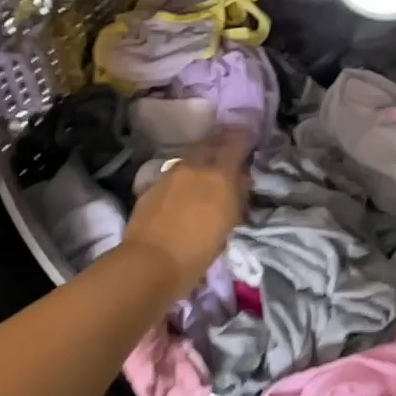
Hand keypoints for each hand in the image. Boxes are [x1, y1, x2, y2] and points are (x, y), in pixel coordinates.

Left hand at [121, 127, 251, 290]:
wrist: (150, 261)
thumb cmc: (198, 252)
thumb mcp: (228, 227)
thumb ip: (235, 199)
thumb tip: (239, 182)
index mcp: (220, 176)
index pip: (234, 145)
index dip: (241, 138)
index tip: (245, 134)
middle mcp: (195, 167)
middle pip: (210, 145)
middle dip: (220, 143)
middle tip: (227, 143)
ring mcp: (170, 174)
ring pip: (190, 158)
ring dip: (200, 160)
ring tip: (206, 169)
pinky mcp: (152, 185)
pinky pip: (174, 173)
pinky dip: (183, 176)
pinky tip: (183, 188)